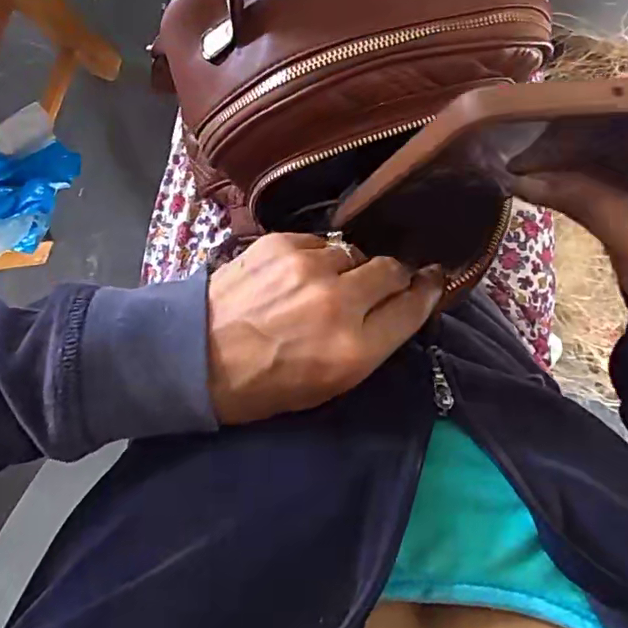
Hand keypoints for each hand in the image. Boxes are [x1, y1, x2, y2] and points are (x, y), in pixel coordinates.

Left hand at [206, 233, 445, 423]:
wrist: (195, 356)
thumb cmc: (265, 385)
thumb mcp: (330, 385)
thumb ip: (372, 343)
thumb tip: (399, 305)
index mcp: (354, 349)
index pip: (413, 307)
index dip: (428, 290)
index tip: (432, 279)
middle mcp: (339, 303)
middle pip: (392, 269)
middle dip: (392, 275)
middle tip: (377, 284)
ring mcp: (309, 267)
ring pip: (354, 251)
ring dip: (348, 266)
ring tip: (323, 283)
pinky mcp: (281, 243)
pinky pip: (320, 242)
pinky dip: (316, 256)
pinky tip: (297, 273)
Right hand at [511, 73, 627, 340]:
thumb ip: (584, 199)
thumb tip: (519, 175)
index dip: (608, 95)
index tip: (550, 107)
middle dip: (581, 116)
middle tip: (524, 128)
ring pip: (622, 120)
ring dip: (575, 134)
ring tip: (523, 143)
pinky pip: (618, 144)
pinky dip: (583, 152)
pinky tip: (544, 159)